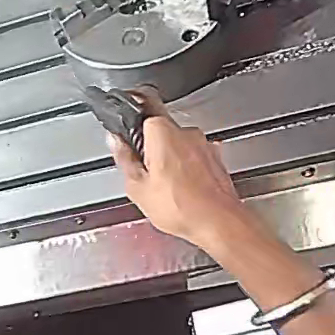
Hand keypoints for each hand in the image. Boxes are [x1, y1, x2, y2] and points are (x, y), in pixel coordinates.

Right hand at [105, 111, 252, 252]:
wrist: (219, 222)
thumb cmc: (182, 207)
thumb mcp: (138, 188)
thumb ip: (124, 159)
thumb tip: (116, 143)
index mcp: (161, 131)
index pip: (141, 112)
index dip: (132, 130)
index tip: (127, 144)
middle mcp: (186, 132)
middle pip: (161, 132)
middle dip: (152, 150)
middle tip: (146, 175)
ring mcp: (204, 145)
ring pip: (180, 146)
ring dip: (172, 161)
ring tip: (167, 188)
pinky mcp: (216, 160)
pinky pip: (196, 159)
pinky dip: (189, 171)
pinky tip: (184, 191)